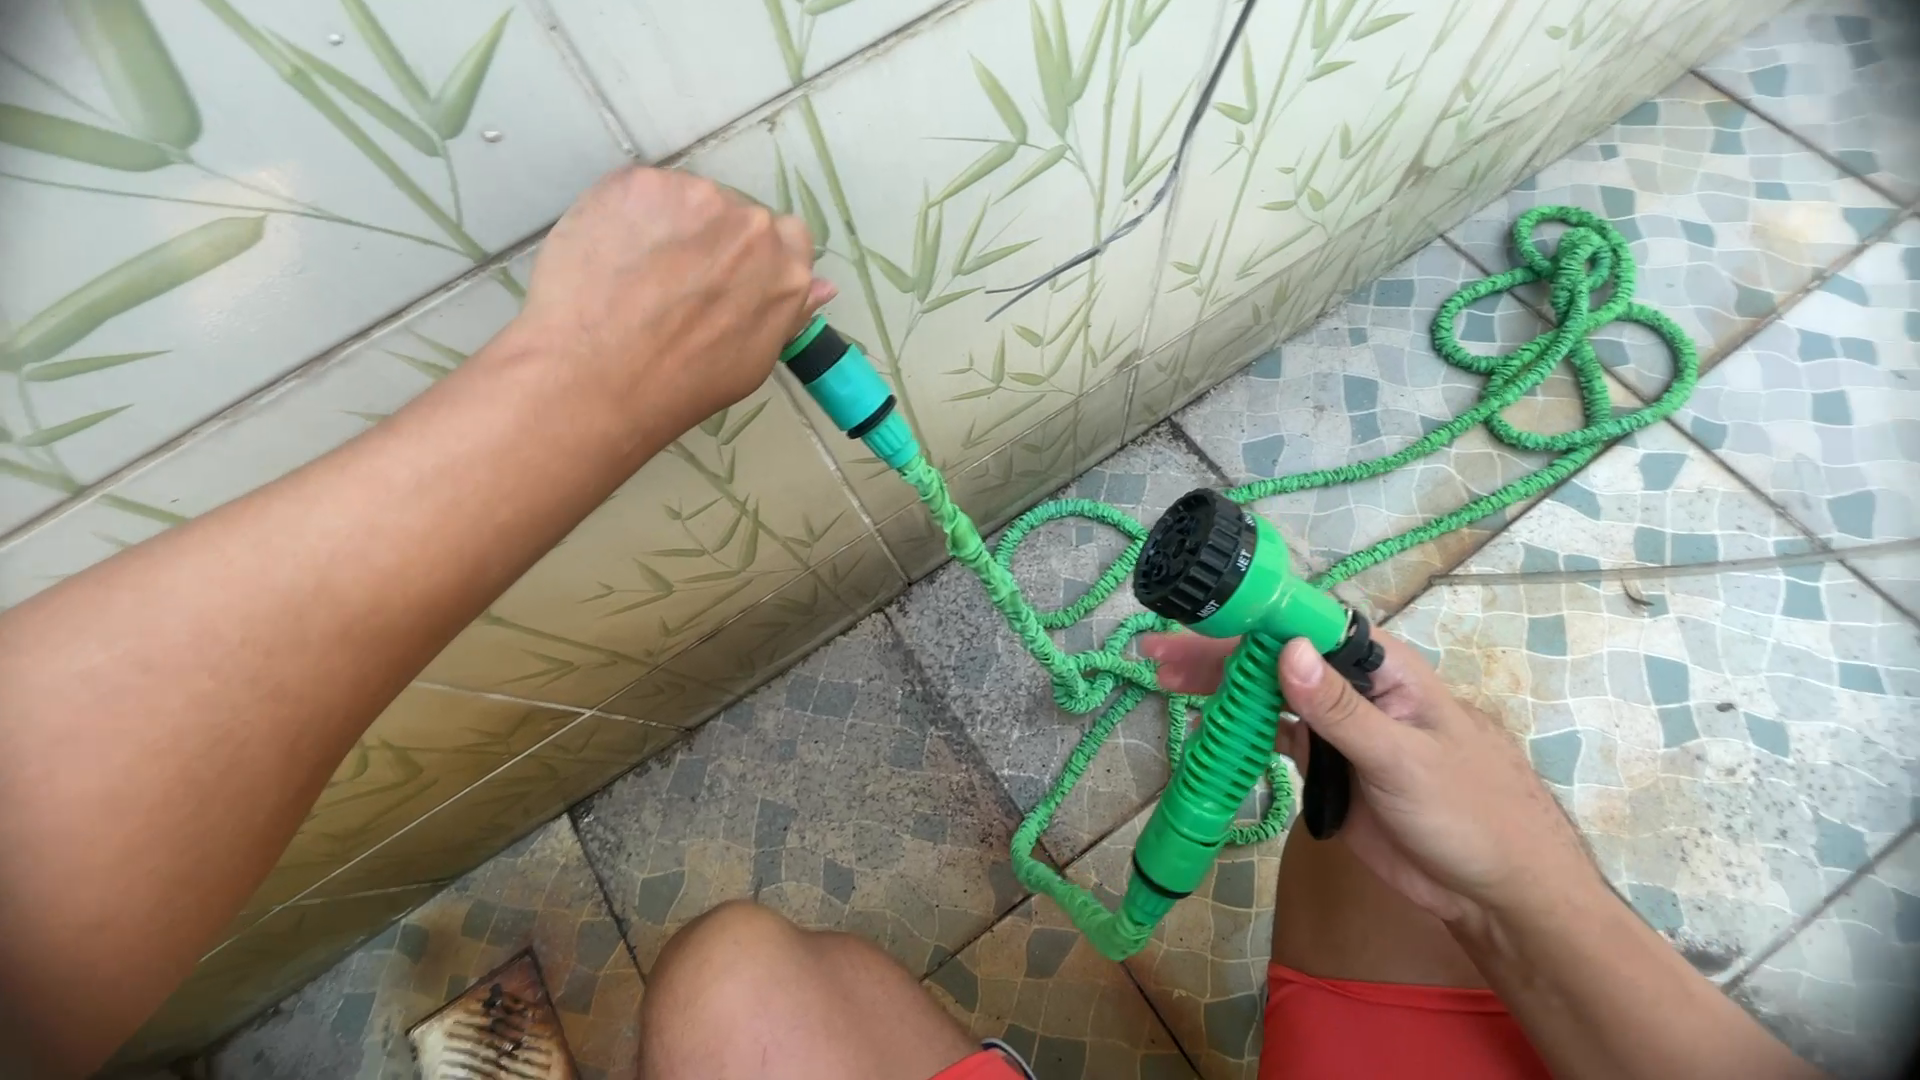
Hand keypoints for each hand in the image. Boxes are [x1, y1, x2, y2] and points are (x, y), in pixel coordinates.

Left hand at [509, 166, 836, 438]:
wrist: (601, 374)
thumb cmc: (685, 383)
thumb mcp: (755, 360)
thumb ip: (789, 312)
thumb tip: (821, 286)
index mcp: (787, 268)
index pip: (789, 238)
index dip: (758, 257)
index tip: (731, 281)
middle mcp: (751, 223)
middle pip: (737, 215)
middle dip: (714, 240)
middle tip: (679, 283)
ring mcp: (695, 197)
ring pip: (689, 199)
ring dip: (672, 224)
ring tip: (640, 273)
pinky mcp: (639, 182)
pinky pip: (641, 193)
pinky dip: (629, 216)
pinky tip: (612, 256)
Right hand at [1142, 630, 1598, 928]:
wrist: (1492, 892)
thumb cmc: (1470, 812)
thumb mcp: (1404, 758)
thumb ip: (1341, 709)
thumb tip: (1286, 651)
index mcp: (1381, 667)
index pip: (1307, 626)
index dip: (1250, 618)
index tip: (1199, 617)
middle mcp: (1351, 685)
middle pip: (1273, 658)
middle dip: (1216, 653)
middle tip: (1158, 656)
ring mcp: (1334, 723)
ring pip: (1266, 693)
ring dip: (1217, 687)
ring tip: (1164, 680)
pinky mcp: (1322, 761)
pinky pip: (1271, 733)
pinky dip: (1236, 729)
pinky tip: (1203, 723)